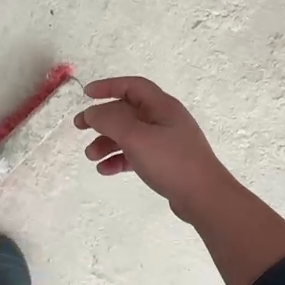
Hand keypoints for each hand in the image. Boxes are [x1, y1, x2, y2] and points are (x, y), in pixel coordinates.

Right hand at [75, 76, 241, 223]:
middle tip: (79, 127)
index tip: (86, 94)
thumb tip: (92, 112)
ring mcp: (165, 142)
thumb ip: (110, 120)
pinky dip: (118, 159)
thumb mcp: (136, 137)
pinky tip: (105, 170)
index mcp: (162, 107)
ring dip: (106, 142)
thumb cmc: (171, 161)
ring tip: (91, 156)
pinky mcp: (164, 162)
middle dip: (101, 119)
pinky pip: (135, 154)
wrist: (204, 198)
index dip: (108, 86)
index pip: (132, 86)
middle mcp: (164, 120)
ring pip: (128, 135)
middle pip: (126, 112)